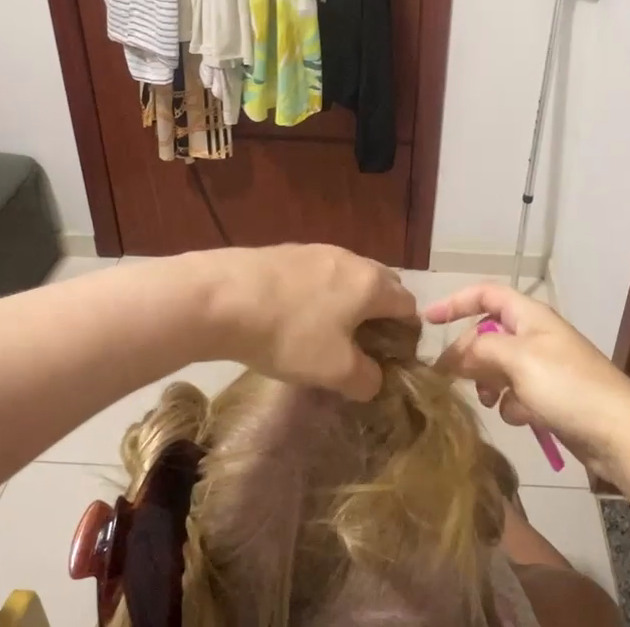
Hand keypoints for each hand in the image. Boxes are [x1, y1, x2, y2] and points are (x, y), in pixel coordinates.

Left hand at [185, 244, 415, 400]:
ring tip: (328, 333)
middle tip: (364, 347)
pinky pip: (318, 274)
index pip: (408, 305)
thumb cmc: (289, 334)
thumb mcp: (334, 371)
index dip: (408, 334)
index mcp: (372, 284)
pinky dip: (318, 294)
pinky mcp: (285, 252)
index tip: (394, 360)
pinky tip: (295, 316)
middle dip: (380, 314)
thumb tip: (374, 380)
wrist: (221, 297)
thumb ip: (366, 379)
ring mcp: (316, 250)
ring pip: (347, 277)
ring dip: (348, 303)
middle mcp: (350, 259)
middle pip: (381, 285)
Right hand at [428, 284, 629, 474]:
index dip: (455, 302)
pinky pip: (516, 394)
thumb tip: (453, 355)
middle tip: (449, 379)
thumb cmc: (567, 386)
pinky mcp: (551, 397)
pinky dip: (513, 405)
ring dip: (489, 383)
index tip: (427, 320)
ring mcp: (544, 367)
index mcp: (530, 315)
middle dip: (469, 355)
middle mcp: (535, 336)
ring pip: (498, 368)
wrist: (619, 433)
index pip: (485, 294)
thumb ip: (479, 350)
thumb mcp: (517, 360)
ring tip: (490, 400)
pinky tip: (523, 418)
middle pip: (487, 334)